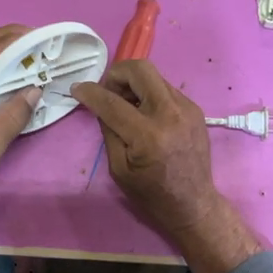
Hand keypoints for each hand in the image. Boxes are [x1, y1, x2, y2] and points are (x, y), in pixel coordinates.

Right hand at [72, 61, 261, 272]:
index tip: (77, 88)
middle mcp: (171, 114)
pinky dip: (150, 94)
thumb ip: (108, 130)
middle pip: (141, 69)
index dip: (91, 92)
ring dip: (134, 83)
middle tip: (108, 91)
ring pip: (154, 76)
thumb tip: (100, 103)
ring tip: (126, 105)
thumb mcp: (119, 168)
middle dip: (117, 74)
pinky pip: (166, 89)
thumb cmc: (152, 193)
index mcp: (148, 136)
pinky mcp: (195, 109)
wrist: (193, 203)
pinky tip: (145, 114)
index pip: (113, 102)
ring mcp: (187, 108)